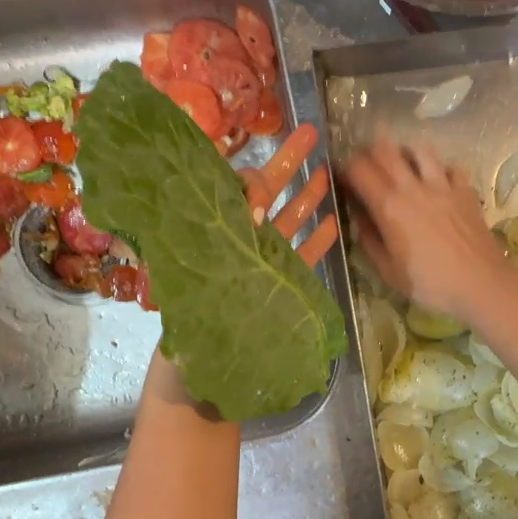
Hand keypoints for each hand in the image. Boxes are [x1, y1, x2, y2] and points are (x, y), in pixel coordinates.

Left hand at [145, 124, 339, 413]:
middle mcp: (236, 244)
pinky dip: (317, 241)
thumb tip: (252, 205)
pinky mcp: (280, 291)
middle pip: (266, 194)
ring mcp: (261, 267)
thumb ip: (216, 235)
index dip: (246, 174)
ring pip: (288, 222)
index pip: (231, 190)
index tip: (258, 169)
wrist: (202, 387)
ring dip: (308, 194)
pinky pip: (302, 260)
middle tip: (310, 131)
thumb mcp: (186, 275)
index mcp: (209, 235)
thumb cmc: (183, 335)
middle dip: (287, 161)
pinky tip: (334, 221)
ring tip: (328, 169)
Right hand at [341, 140, 517, 322]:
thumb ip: (370, 242)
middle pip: (385, 149)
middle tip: (371, 171)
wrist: (481, 283)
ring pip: (419, 149)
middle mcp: (413, 186)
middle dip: (371, 154)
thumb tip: (359, 220)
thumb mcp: (390, 272)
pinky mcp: (465, 190)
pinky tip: (440, 184)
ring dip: (407, 156)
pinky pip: (450, 167)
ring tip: (406, 172)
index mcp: (389, 206)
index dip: (346, 169)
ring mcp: (443, 184)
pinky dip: (441, 170)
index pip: (358, 169)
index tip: (344, 180)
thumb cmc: (431, 284)